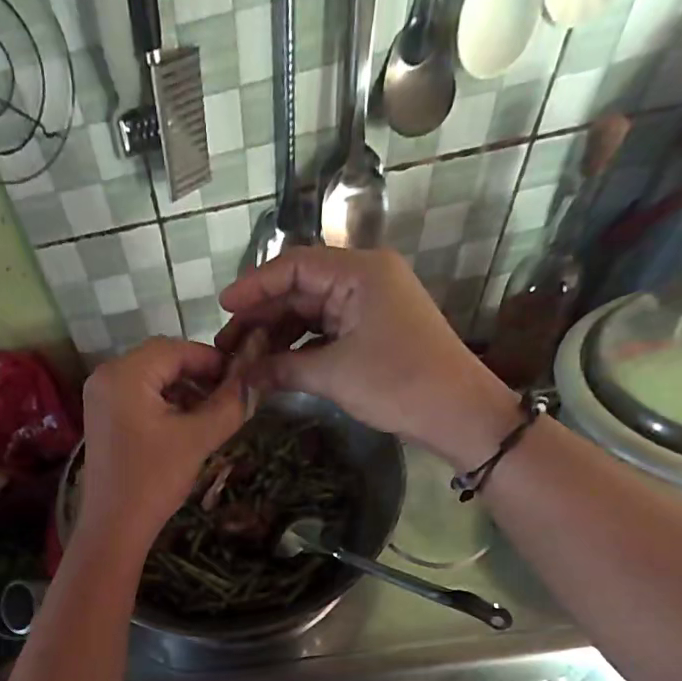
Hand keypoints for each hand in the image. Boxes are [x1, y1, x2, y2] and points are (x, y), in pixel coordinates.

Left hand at [78, 338, 247, 548]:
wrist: (114, 526)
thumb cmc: (154, 480)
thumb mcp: (198, 439)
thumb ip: (230, 403)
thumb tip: (257, 379)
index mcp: (124, 375)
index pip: (176, 349)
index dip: (212, 360)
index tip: (241, 377)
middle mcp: (105, 376)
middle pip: (161, 360)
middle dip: (198, 374)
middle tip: (228, 395)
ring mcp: (100, 397)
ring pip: (151, 377)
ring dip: (183, 389)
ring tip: (211, 412)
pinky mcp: (102, 416)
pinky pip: (138, 395)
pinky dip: (164, 402)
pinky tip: (186, 423)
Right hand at [216, 247, 515, 459]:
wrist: (458, 413)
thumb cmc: (397, 383)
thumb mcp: (333, 374)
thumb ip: (281, 368)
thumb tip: (242, 376)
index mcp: (359, 272)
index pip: (293, 266)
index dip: (254, 286)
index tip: (223, 308)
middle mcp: (364, 279)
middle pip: (299, 288)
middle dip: (262, 316)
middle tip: (229, 344)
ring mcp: (369, 304)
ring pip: (310, 311)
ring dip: (278, 334)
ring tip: (246, 359)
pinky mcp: (372, 329)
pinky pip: (325, 330)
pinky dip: (299, 346)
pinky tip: (275, 365)